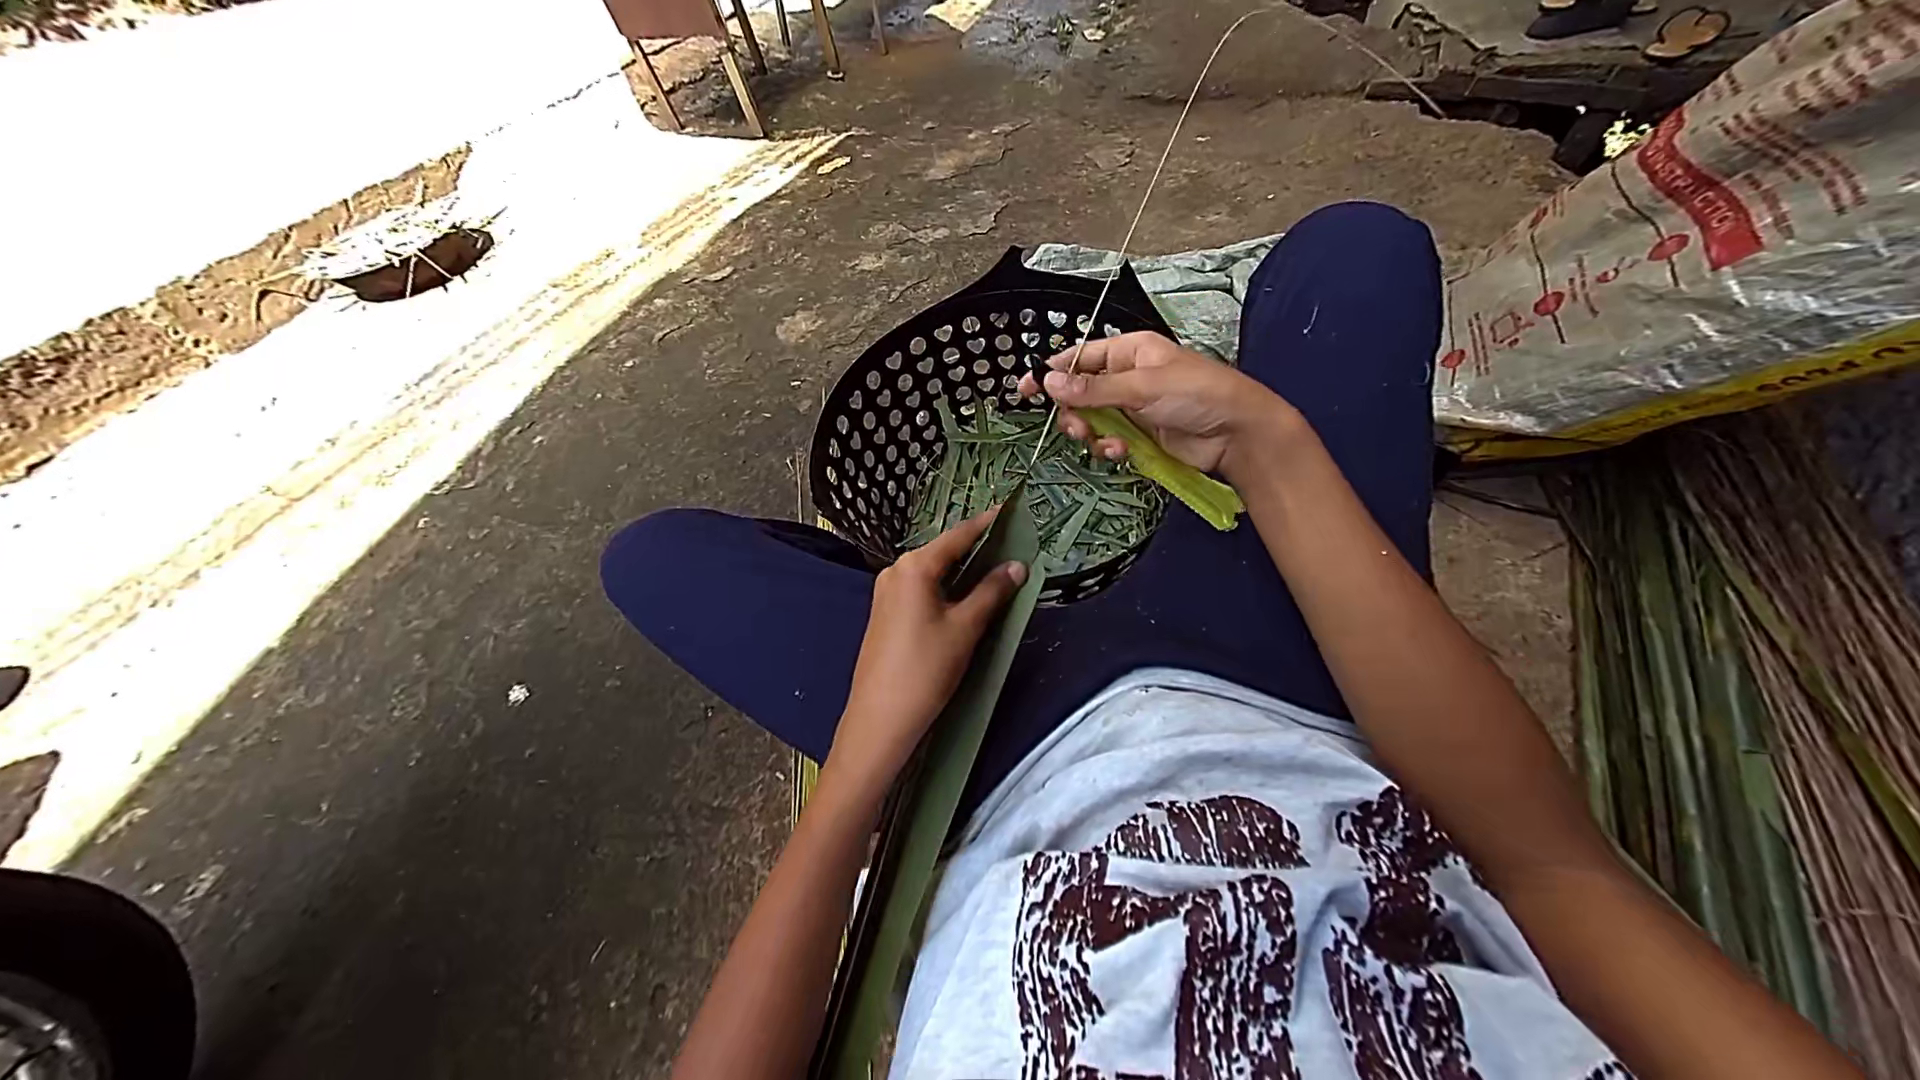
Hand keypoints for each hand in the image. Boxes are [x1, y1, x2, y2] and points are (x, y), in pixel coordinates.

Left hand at [824, 509, 1027, 800]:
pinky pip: (922, 591)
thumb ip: (992, 591)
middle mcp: (896, 572)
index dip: (986, 525)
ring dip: (963, 573)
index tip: (1009, 511)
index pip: (957, 536)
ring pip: (934, 574)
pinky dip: (947, 590)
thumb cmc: (926, 668)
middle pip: (943, 553)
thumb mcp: (966, 628)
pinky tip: (966, 599)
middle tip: (1011, 547)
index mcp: (914, 567)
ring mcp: (886, 593)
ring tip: (997, 571)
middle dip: (977, 550)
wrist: (880, 718)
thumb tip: (1016, 565)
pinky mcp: (886, 614)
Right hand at [1016, 332, 1303, 481]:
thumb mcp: (1142, 386)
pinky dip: (1109, 448)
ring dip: (1090, 433)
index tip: (1025, 389)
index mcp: (1129, 351)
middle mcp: (1127, 377)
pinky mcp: (1139, 435)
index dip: (1052, 373)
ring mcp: (1132, 408)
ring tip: (1102, 441)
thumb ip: (1093, 389)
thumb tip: (1049, 383)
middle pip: (1080, 393)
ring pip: (1091, 420)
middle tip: (1075, 427)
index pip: (1080, 358)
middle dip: (1073, 412)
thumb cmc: (1197, 394)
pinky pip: (1108, 440)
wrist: (1236, 433)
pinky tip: (1121, 451)